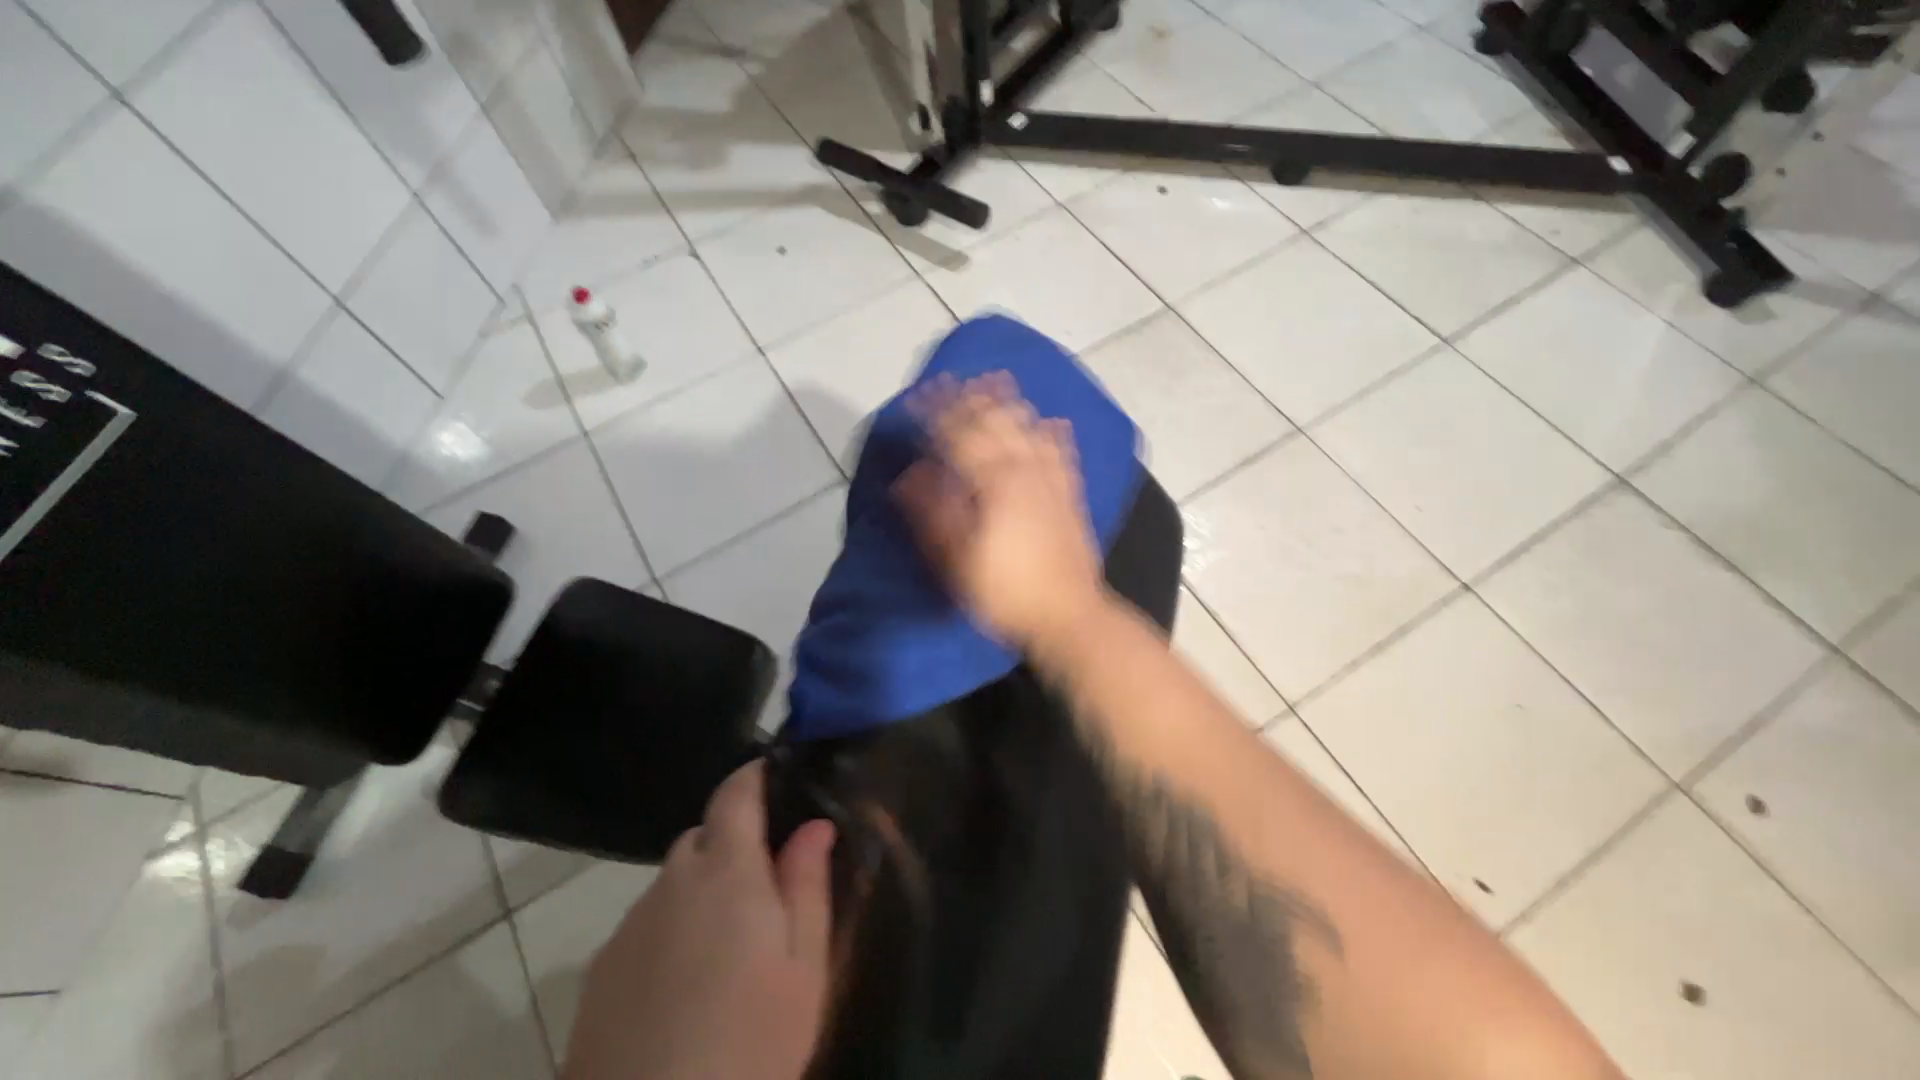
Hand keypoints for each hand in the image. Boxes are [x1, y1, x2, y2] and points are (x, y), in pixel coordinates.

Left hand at [562, 760, 836, 1079]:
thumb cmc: (751, 1040)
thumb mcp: (805, 967)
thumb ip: (808, 886)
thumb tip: (814, 825)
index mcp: (727, 872)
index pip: (734, 794)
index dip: (755, 776)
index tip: (778, 776)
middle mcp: (671, 883)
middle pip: (703, 840)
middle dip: (734, 848)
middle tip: (768, 894)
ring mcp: (630, 925)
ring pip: (673, 885)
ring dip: (701, 894)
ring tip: (729, 954)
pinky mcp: (601, 968)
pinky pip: (645, 926)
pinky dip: (669, 934)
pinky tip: (685, 987)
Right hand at [895, 372, 1109, 653]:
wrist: (1068, 615)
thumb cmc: (1004, 592)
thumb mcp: (955, 559)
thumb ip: (932, 511)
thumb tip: (909, 476)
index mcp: (991, 482)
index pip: (958, 433)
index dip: (937, 411)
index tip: (919, 393)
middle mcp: (1023, 470)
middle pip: (995, 421)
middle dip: (971, 397)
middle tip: (953, 379)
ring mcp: (1052, 480)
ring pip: (1029, 428)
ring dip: (1009, 403)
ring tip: (996, 382)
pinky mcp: (1072, 494)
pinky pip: (1062, 451)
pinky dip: (1052, 431)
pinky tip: (1052, 421)